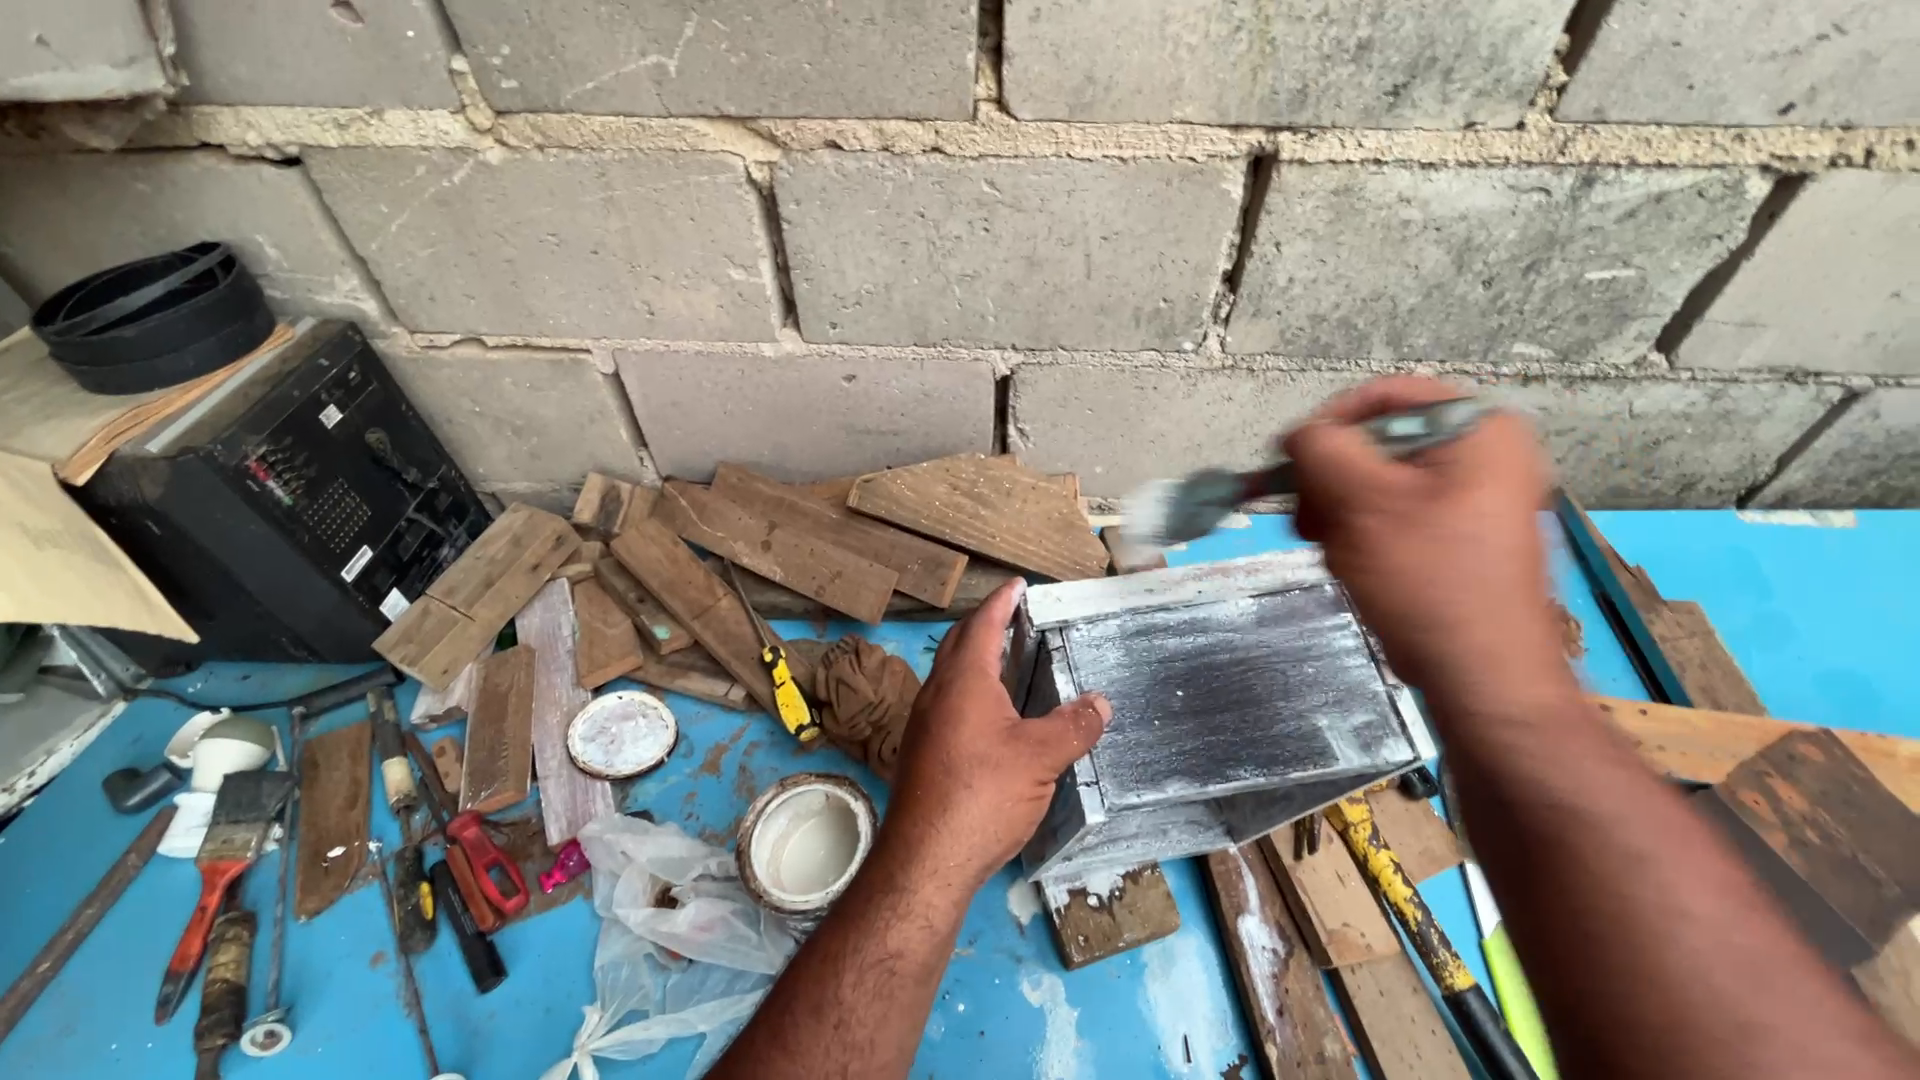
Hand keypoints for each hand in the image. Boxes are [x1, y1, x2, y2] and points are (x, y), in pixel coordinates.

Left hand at [882, 579, 1110, 889]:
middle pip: (959, 645)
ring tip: (1007, 662)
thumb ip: (1072, 726)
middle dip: (985, 625)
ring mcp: (923, 725)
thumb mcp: (1039, 758)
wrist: (924, 861)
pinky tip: (991, 718)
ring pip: (950, 677)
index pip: (982, 625)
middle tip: (1014, 617)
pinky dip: (971, 693)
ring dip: (975, 660)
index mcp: (963, 681)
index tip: (1017, 585)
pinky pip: (948, 706)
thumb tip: (1100, 703)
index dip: (1001, 602)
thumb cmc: (982, 796)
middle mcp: (936, 694)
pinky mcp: (922, 755)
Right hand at [1285, 376, 1567, 715]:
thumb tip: (1298, 434)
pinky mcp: (1459, 531)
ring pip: (1378, 478)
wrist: (1479, 671)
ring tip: (1325, 545)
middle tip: (1305, 517)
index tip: (1289, 463)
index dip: (1328, 423)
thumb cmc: (1427, 579)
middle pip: (1378, 439)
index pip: (1385, 395)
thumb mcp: (1362, 503)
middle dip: (1331, 478)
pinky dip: (1361, 528)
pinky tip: (1349, 559)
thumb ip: (1321, 449)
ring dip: (1338, 507)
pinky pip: (1394, 510)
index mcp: (1479, 429)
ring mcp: (1474, 494)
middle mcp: (1484, 451)